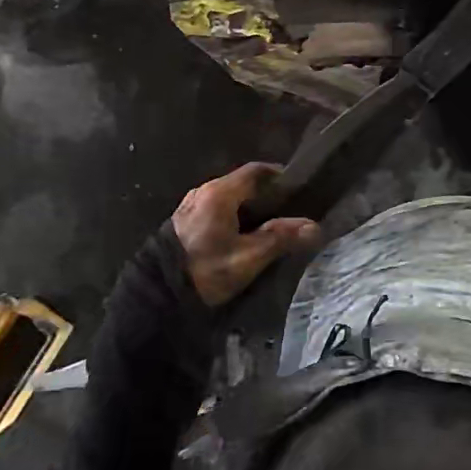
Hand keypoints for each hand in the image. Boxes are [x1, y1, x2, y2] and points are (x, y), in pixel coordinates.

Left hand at [170, 163, 320, 306]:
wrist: (156, 298)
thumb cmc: (205, 271)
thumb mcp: (248, 257)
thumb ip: (280, 238)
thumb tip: (314, 227)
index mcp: (219, 193)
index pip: (257, 171)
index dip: (280, 176)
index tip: (299, 190)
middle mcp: (203, 191)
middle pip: (243, 183)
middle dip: (267, 194)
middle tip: (289, 211)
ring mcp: (190, 205)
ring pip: (229, 196)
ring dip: (249, 206)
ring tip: (269, 224)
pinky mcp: (183, 221)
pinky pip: (217, 208)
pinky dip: (234, 215)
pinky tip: (243, 234)